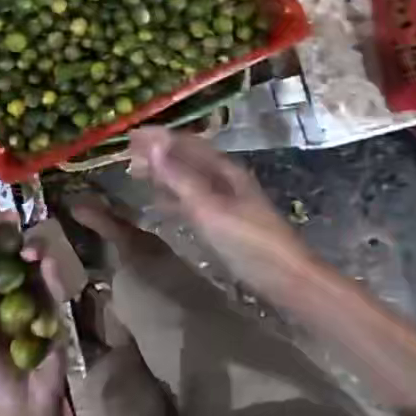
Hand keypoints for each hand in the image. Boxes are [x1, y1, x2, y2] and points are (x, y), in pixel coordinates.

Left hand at [0, 220, 66, 415]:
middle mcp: (8, 291)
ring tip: (28, 249)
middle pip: (11, 254)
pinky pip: (54, 284)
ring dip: (33, 249)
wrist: (18, 402)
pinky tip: (45, 262)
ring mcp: (34, 298)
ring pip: (35, 264)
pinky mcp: (56, 308)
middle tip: (11, 221)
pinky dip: (51, 270)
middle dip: (11, 236)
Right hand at [123, 127, 310, 289]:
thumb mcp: (209, 208)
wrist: (287, 279)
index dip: (159, 138)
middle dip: (159, 153)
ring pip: (190, 179)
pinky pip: (193, 201)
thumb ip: (179, 177)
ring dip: (165, 174)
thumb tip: (152, 142)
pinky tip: (161, 204)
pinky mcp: (226, 223)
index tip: (130, 136)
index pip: (186, 144)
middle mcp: (226, 180)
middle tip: (128, 153)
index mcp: (225, 170)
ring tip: (137, 173)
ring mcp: (228, 202)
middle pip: (188, 158)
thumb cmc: (248, 242)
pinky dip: (173, 197)